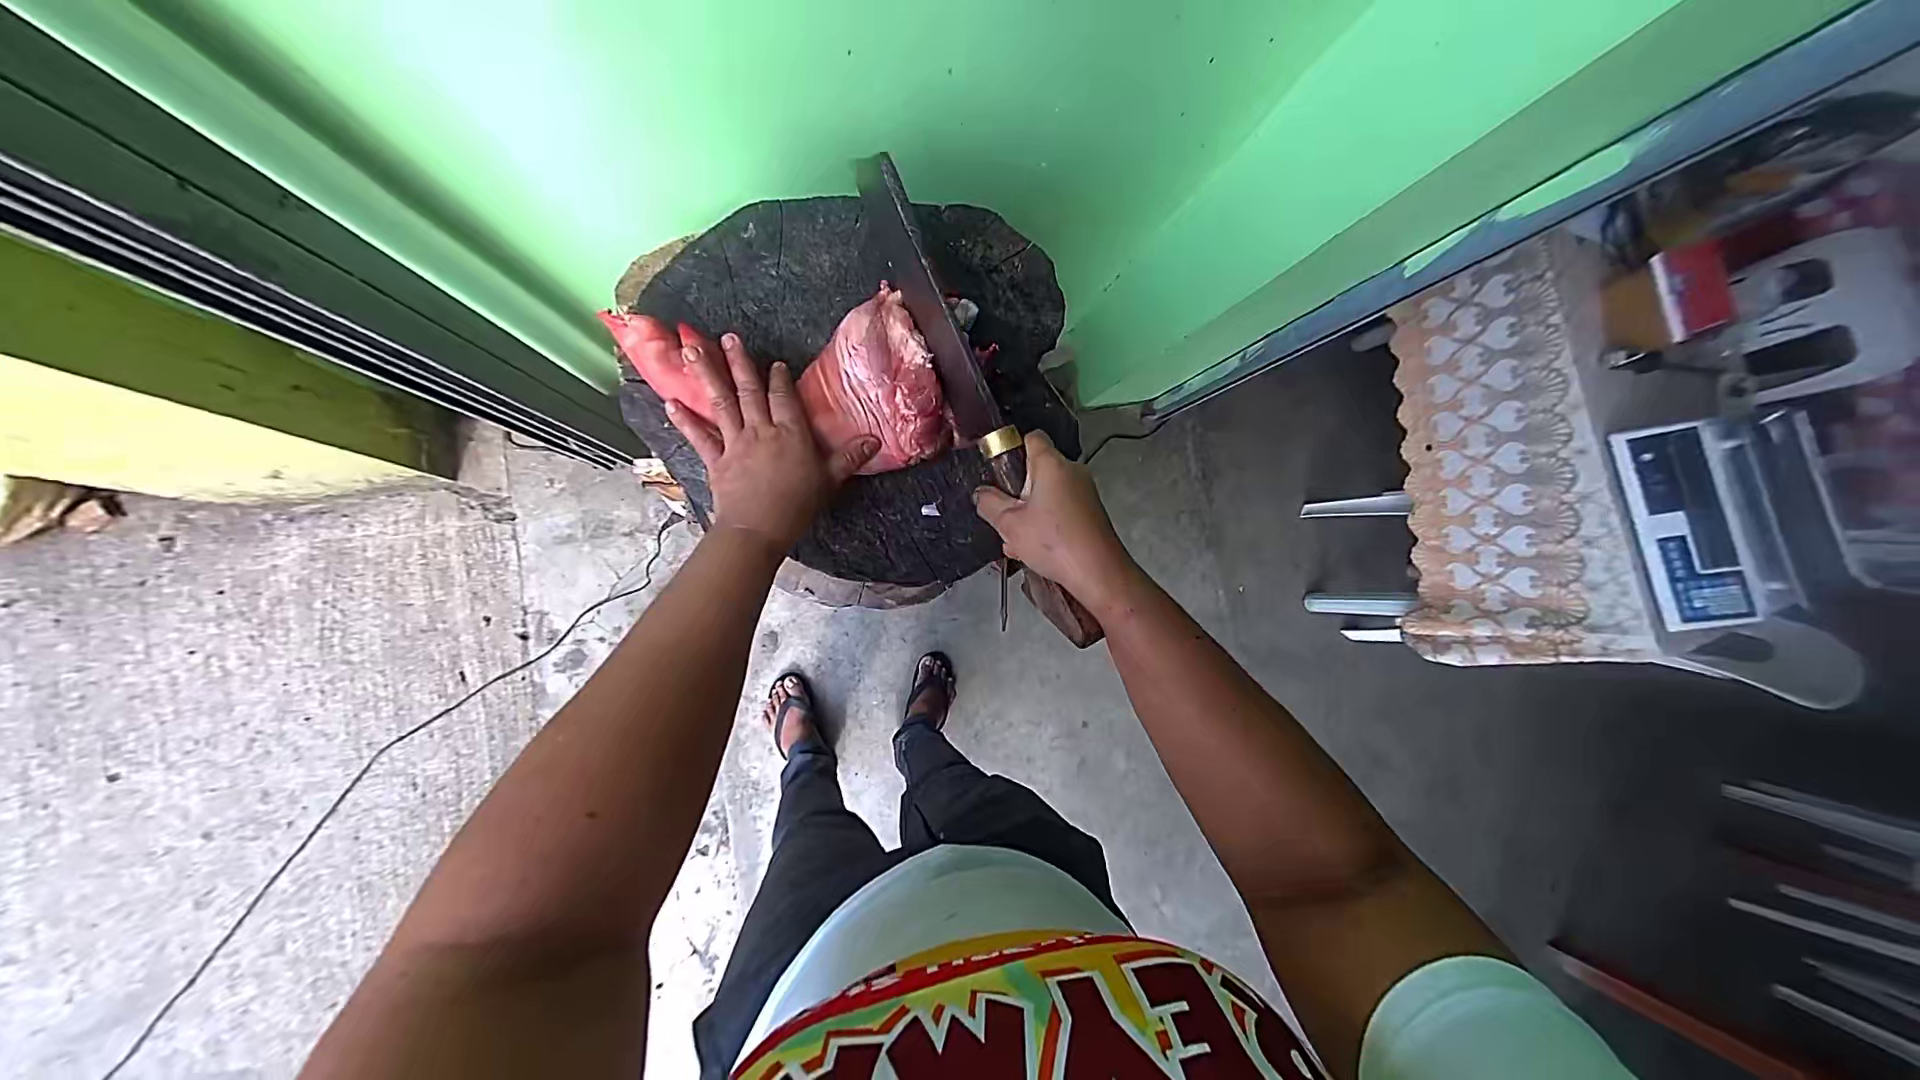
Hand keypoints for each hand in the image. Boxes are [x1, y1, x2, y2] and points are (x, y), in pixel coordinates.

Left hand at [666, 330, 877, 553]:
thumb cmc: (797, 506)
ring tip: (690, 348)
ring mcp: (735, 444)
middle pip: (749, 391)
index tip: (775, 363)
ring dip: (707, 374)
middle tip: (727, 337)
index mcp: (790, 434)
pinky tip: (671, 402)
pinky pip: (700, 436)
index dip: (780, 379)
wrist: (758, 530)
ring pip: (721, 403)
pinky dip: (686, 419)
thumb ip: (849, 457)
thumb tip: (874, 440)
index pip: (784, 398)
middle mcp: (761, 431)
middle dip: (739, 362)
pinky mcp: (716, 460)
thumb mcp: (830, 481)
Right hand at [972, 430, 1138, 612]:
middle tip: (1003, 515)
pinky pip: (1059, 510)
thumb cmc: (1056, 544)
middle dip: (1016, 492)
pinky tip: (1032, 549)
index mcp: (1052, 464)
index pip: (1031, 437)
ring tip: (1015, 540)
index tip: (996, 471)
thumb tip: (981, 494)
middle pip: (1036, 470)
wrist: (1099, 574)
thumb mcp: (1009, 524)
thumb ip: (989, 503)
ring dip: (1028, 513)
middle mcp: (1072, 471)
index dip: (1010, 449)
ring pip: (1046, 494)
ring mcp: (1084, 492)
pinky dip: (1044, 524)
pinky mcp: (1090, 513)